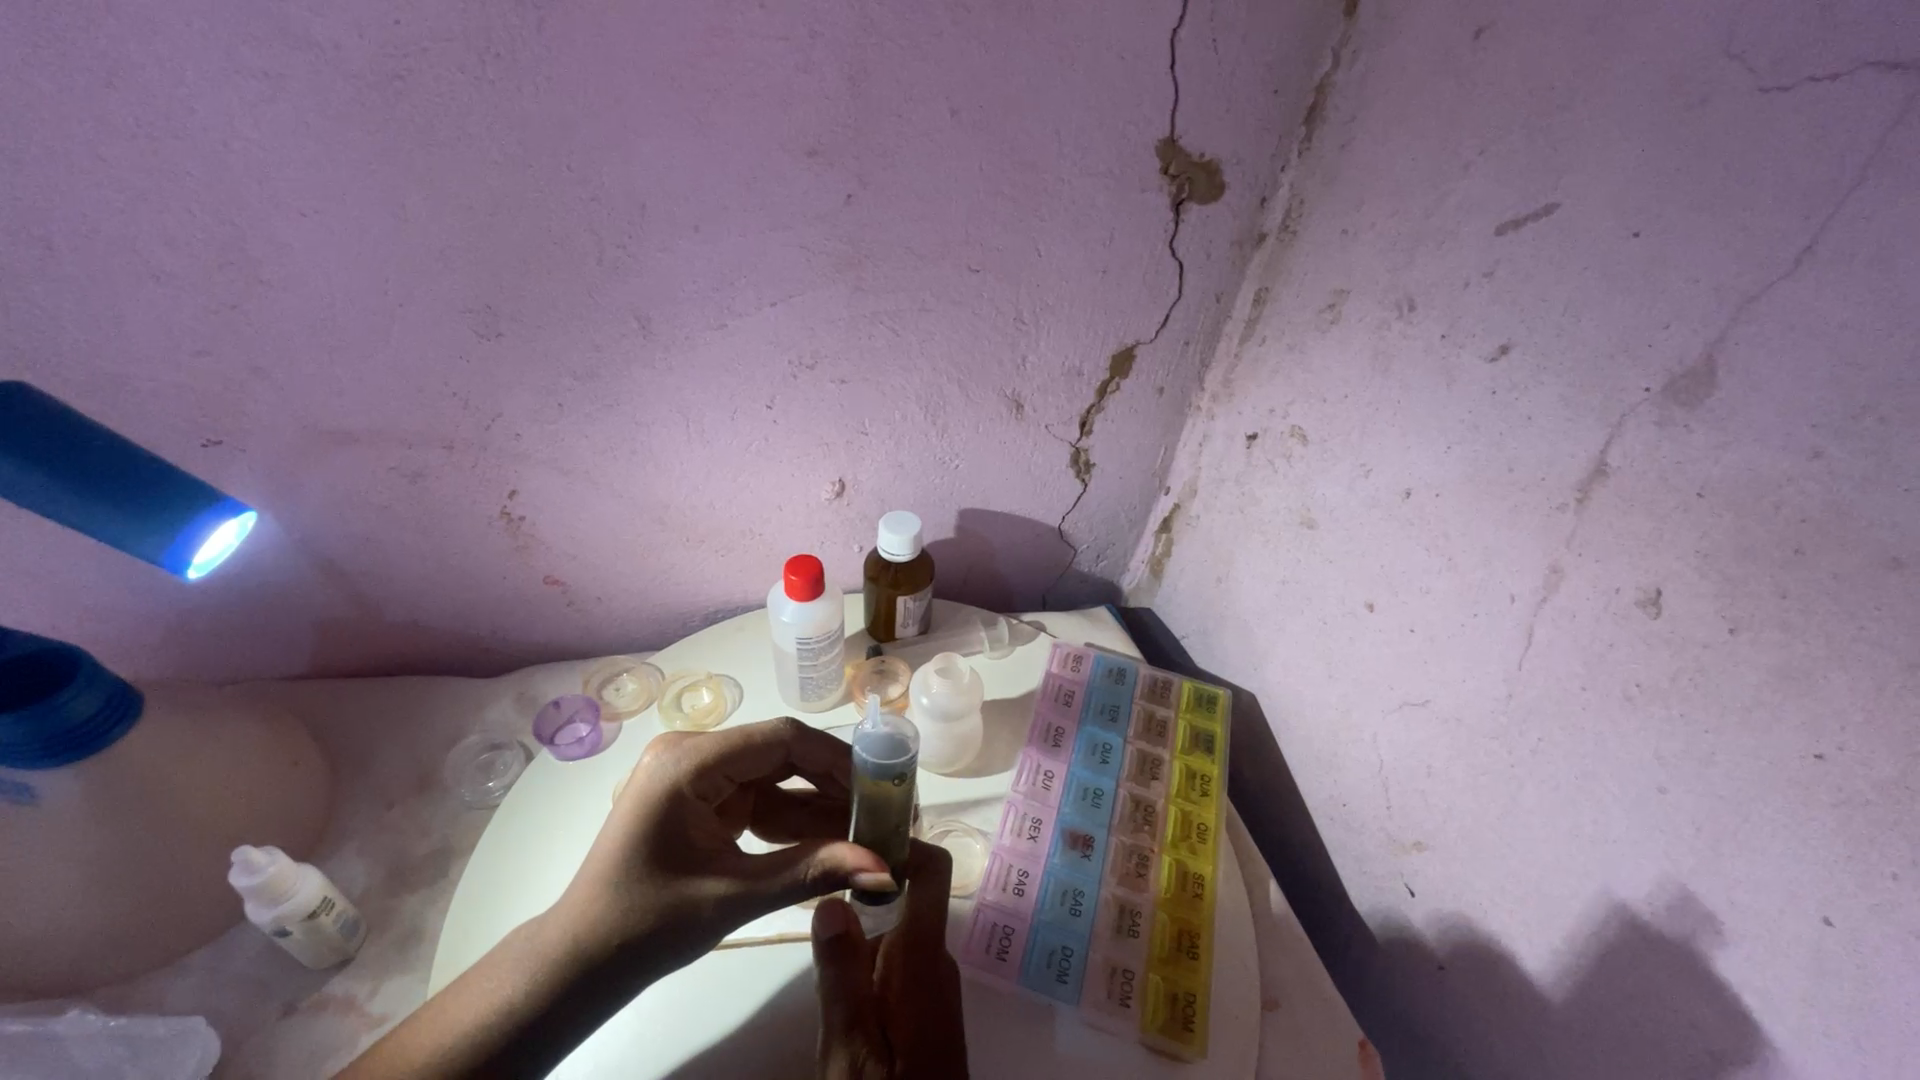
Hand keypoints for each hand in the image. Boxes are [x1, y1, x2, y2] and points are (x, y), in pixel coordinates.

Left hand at [555, 716, 896, 981]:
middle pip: (782, 754)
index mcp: (690, 761)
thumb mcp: (736, 896)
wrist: (582, 962)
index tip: (883, 789)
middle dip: (834, 785)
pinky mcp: (702, 800)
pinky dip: (794, 821)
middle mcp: (693, 754)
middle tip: (884, 812)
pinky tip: (834, 839)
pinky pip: (760, 799)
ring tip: (869, 830)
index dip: (839, 761)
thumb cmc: (647, 925)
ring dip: (818, 806)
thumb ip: (813, 871)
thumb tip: (885, 868)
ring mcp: (696, 776)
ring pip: (776, 778)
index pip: (783, 740)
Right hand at [811, 840, 969, 1079]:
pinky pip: (894, 966)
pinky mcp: (924, 1009)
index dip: (902, 840)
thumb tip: (834, 897)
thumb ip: (840, 974)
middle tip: (810, 878)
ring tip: (813, 933)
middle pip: (903, 900)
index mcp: (923, 959)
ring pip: (892, 935)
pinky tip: (833, 987)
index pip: (932, 871)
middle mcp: (935, 961)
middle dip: (861, 892)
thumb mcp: (850, 1050)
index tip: (856, 827)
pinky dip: (865, 963)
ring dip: (857, 934)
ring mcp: (931, 986)